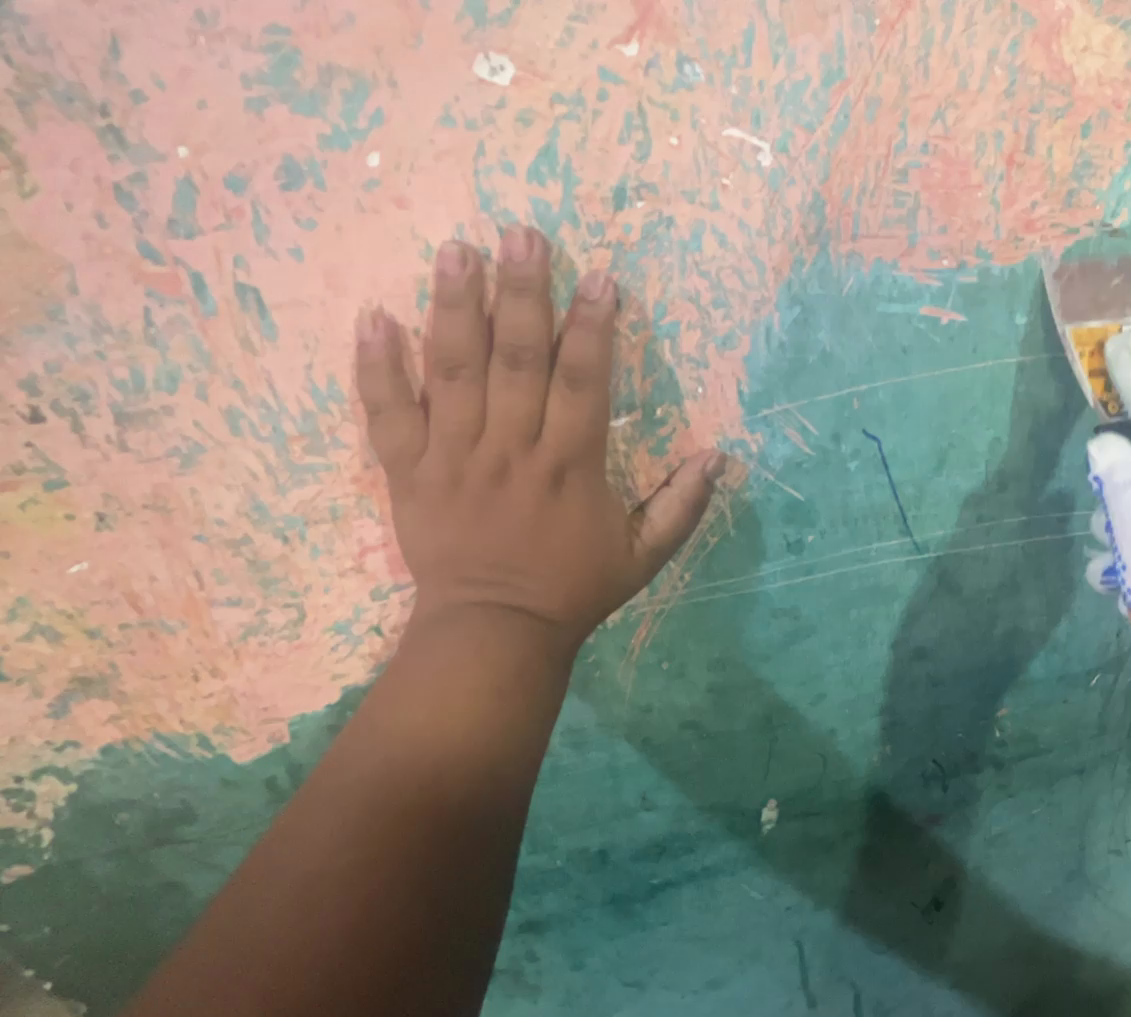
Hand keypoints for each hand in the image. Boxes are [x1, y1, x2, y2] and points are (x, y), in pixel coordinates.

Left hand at [355, 225, 726, 650]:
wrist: (495, 631)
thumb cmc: (576, 588)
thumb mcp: (645, 555)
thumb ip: (683, 506)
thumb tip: (718, 457)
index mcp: (570, 466)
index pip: (584, 382)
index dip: (593, 327)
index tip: (600, 277)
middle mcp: (511, 450)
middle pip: (517, 360)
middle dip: (523, 294)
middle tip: (522, 234)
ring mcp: (453, 458)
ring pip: (451, 372)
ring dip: (454, 309)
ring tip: (457, 251)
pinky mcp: (409, 473)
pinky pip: (388, 414)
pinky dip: (378, 366)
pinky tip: (375, 315)